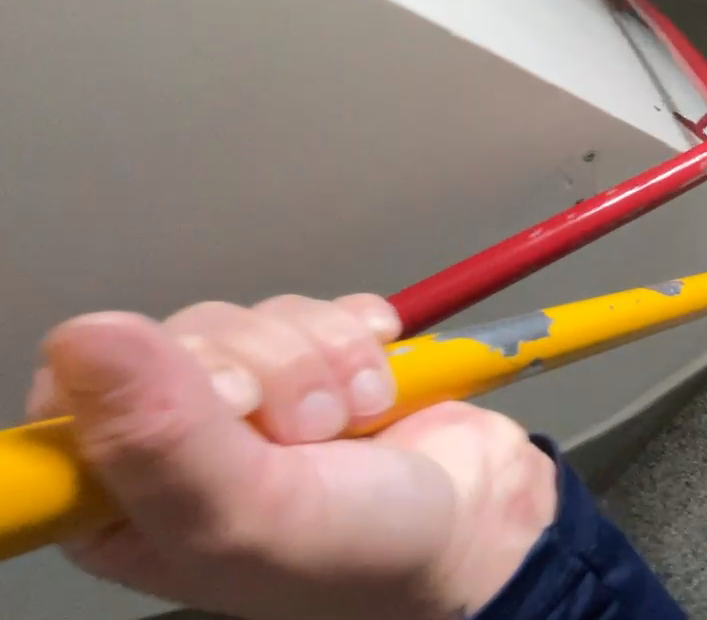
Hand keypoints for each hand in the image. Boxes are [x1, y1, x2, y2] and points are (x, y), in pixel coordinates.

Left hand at [28, 295, 557, 619]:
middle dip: (283, 370)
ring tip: (364, 415)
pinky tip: (388, 379)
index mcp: (124, 487)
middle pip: (204, 332)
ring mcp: (273, 388)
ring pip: (279, 313)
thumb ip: (165, 434)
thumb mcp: (245, 512)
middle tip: (318, 431)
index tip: (237, 403)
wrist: (473, 517)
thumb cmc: (351, 549)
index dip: (168, 372)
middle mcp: (191, 429)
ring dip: (339, 358)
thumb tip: (85, 329)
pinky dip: (372, 335)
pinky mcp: (343, 355)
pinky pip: (341, 305)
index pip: (92, 381)